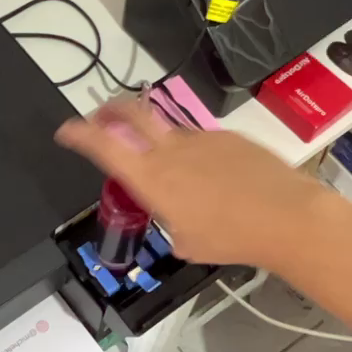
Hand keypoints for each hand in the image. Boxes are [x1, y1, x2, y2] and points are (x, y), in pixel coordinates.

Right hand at [55, 100, 349, 268]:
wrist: (285, 216)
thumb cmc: (230, 238)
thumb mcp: (185, 241)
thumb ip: (170, 220)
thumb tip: (174, 216)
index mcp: (151, 178)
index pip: (103, 146)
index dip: (78, 134)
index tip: (66, 130)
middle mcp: (171, 150)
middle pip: (130, 112)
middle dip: (108, 111)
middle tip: (100, 118)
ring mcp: (201, 139)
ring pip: (168, 130)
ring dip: (155, 138)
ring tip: (165, 163)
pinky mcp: (229, 138)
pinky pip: (200, 141)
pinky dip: (193, 153)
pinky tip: (211, 176)